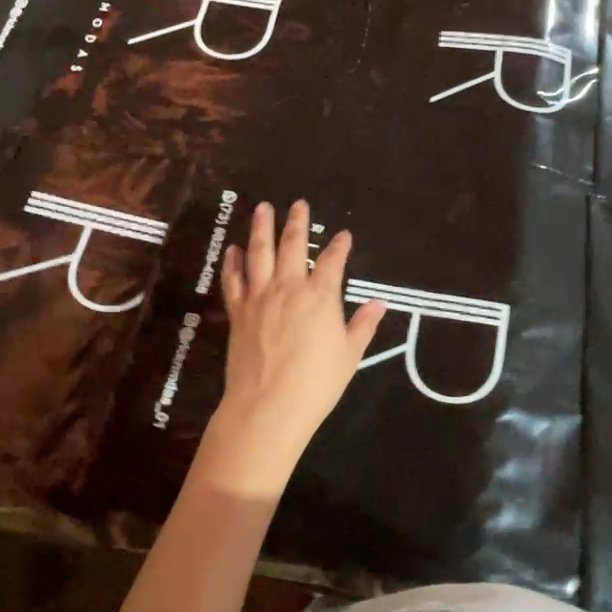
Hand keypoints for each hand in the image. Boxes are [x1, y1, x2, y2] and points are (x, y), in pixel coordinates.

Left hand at [196, 200, 385, 497]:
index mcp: (321, 295)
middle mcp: (289, 286)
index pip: (333, 260)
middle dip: (297, 221)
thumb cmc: (315, 384)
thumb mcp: (349, 356)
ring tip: (262, 208)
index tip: (344, 235)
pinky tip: (232, 248)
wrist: (267, 408)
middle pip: (293, 245)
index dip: (340, 245)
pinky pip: (234, 279)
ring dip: (261, 228)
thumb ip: (363, 326)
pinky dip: (233, 261)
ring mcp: (260, 297)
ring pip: (259, 252)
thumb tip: (379, 303)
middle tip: (299, 203)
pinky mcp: (239, 312)